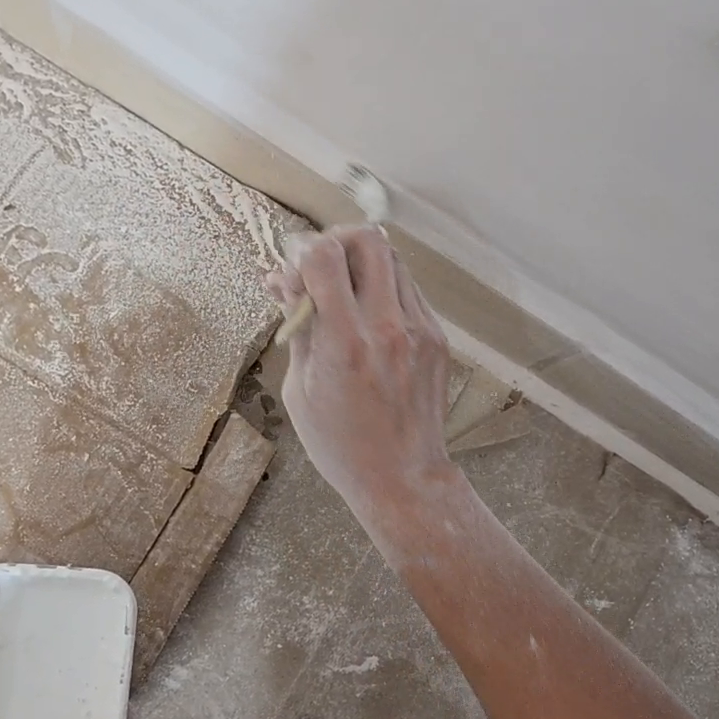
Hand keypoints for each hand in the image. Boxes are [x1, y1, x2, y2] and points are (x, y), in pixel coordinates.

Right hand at [264, 225, 455, 516]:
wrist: (402, 479)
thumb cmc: (340, 445)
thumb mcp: (300, 390)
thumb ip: (296, 329)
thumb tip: (282, 282)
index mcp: (345, 344)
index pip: (324, 257)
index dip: (300, 253)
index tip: (291, 274)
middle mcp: (388, 328)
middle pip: (367, 239)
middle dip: (334, 242)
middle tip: (318, 269)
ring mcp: (419, 330)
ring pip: (392, 259)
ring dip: (360, 264)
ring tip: (340, 294)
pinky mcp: (436, 338)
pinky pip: (408, 291)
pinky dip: (381, 290)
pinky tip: (365, 319)